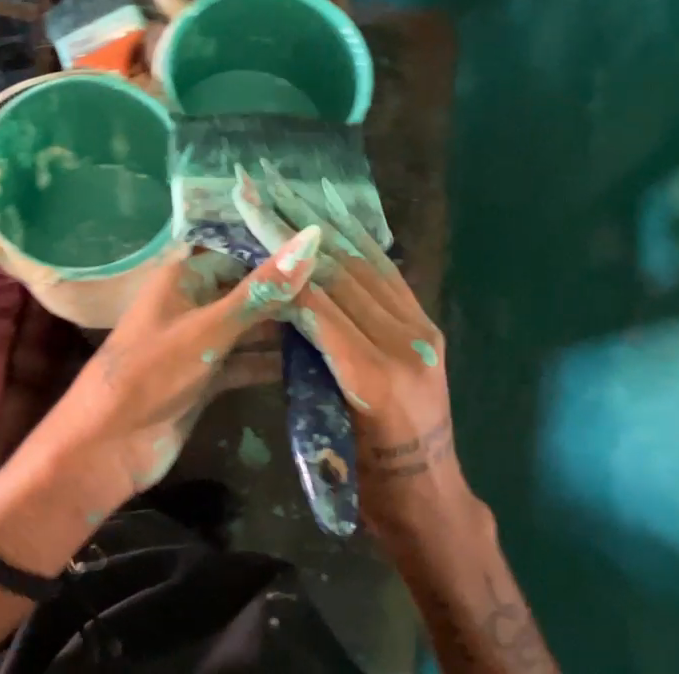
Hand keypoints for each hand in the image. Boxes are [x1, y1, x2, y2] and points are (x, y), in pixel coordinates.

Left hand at [40, 227, 322, 509]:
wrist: (108, 446)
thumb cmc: (151, 373)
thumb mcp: (210, 328)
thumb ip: (261, 289)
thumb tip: (310, 239)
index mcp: (183, 276)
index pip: (237, 248)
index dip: (278, 245)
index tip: (329, 240)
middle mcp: (193, 301)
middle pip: (248, 287)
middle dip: (290, 288)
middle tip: (348, 283)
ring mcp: (200, 341)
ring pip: (251, 325)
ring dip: (287, 326)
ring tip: (343, 319)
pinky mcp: (207, 377)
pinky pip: (248, 361)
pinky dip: (274, 361)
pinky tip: (318, 361)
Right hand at [228, 165, 457, 518]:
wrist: (424, 493)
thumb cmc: (361, 475)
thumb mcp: (321, 420)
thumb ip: (307, 360)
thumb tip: (280, 304)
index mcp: (373, 375)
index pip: (317, 302)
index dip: (281, 259)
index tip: (251, 219)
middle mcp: (405, 344)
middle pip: (341, 273)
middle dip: (297, 227)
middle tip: (265, 187)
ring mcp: (422, 332)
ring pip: (366, 264)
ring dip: (327, 223)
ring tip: (295, 187)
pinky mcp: (427, 327)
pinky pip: (389, 275)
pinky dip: (361, 241)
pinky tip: (341, 213)